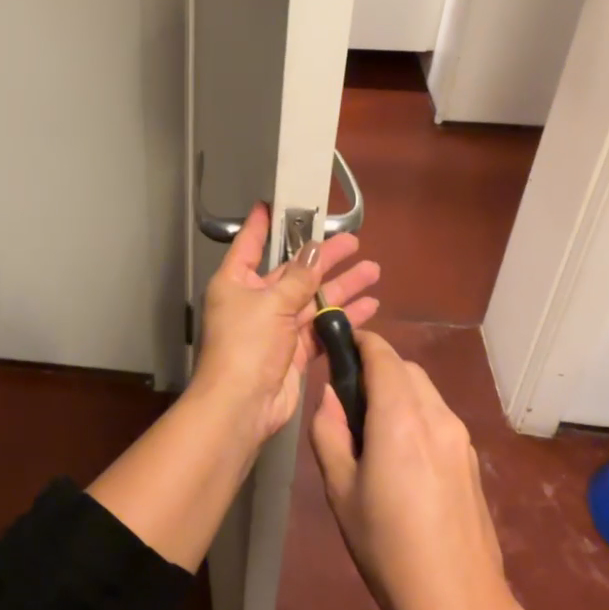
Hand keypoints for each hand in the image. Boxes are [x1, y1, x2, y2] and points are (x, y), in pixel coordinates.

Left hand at [190, 203, 379, 438]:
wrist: (242, 405)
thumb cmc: (246, 345)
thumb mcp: (271, 303)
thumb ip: (298, 278)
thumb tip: (314, 249)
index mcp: (236, 281)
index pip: (250, 244)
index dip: (263, 225)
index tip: (276, 204)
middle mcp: (255, 299)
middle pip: (292, 271)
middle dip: (323, 258)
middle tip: (354, 242)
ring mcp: (275, 326)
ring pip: (312, 298)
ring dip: (341, 286)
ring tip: (373, 270)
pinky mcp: (294, 350)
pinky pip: (321, 327)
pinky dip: (343, 317)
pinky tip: (370, 307)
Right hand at [309, 332, 550, 609]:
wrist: (459, 604)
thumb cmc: (387, 548)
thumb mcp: (339, 490)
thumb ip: (329, 431)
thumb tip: (330, 394)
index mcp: (401, 419)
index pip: (382, 354)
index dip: (358, 341)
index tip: (335, 345)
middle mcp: (437, 417)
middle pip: (406, 368)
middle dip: (376, 366)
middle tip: (347, 395)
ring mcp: (461, 438)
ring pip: (426, 390)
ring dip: (398, 389)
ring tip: (372, 427)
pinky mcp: (473, 460)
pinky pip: (439, 415)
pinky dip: (416, 412)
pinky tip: (400, 453)